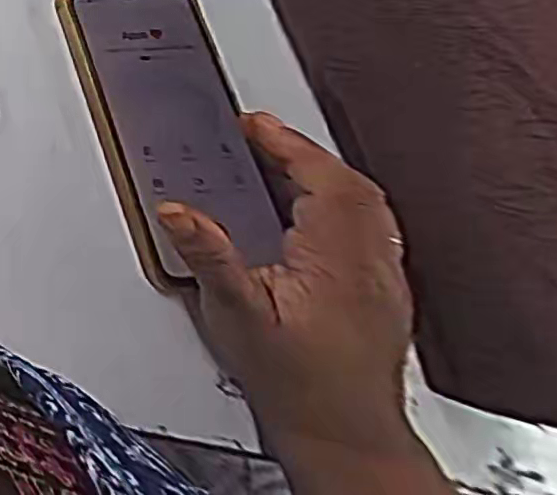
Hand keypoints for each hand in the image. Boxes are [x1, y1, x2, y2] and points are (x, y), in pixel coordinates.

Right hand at [156, 114, 444, 490]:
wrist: (341, 431)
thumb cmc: (294, 380)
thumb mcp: (236, 312)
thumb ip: (207, 256)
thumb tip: (175, 209)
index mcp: (340, 265)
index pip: (330, 186)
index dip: (291, 147)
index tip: (254, 124)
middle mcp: (371, 268)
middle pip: (355, 190)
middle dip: (305, 152)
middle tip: (260, 131)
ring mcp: (380, 281)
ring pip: (366, 209)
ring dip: (322, 173)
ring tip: (276, 155)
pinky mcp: (377, 292)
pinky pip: (367, 228)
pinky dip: (335, 199)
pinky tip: (303, 203)